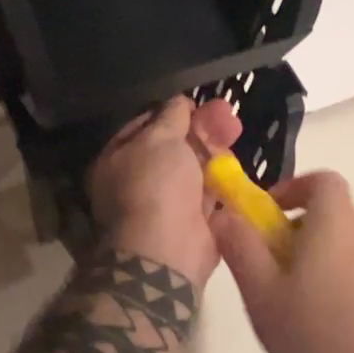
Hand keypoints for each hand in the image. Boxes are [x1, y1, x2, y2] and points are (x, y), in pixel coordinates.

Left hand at [88, 96, 241, 282]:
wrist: (167, 250)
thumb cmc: (154, 186)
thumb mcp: (159, 139)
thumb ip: (171, 116)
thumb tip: (180, 102)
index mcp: (116, 161)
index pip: (144, 127)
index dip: (171, 113)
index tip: (195, 103)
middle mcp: (137, 183)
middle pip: (173, 148)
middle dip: (201, 130)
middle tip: (228, 115)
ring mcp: (165, 204)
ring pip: (193, 171)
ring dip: (215, 153)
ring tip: (236, 133)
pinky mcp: (191, 224)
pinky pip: (208, 197)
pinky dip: (222, 182)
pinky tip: (237, 166)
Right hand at [209, 171, 353, 352]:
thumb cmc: (317, 333)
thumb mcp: (262, 294)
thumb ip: (240, 248)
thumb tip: (223, 212)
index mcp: (335, 224)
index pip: (322, 180)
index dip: (291, 188)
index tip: (265, 215)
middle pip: (328, 216)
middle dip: (292, 233)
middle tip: (265, 269)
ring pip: (341, 248)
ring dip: (311, 262)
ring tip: (288, 305)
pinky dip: (333, 284)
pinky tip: (320, 327)